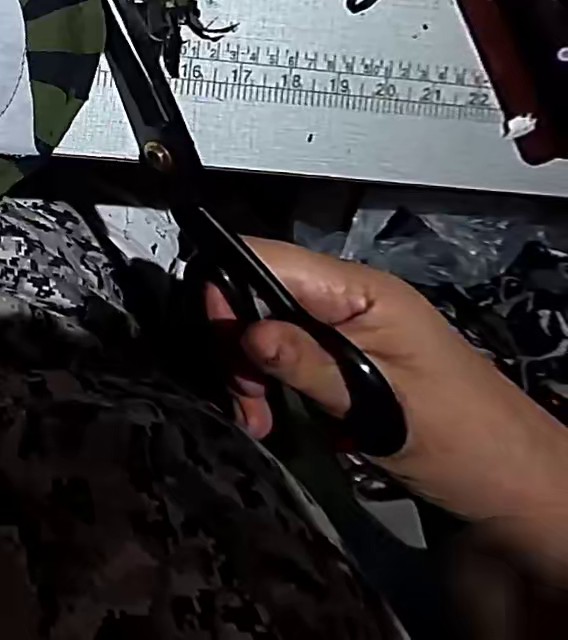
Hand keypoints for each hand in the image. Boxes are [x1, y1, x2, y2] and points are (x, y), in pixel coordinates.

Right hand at [212, 240, 567, 570]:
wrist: (529, 497)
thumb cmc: (472, 447)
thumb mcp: (383, 406)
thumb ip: (306, 363)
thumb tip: (245, 332)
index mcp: (359, 292)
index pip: (258, 257)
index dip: (224, 287)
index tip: (225, 340)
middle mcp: (341, 297)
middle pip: (245, 294)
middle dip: (233, 344)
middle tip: (245, 392)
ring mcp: (334, 323)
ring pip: (249, 326)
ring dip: (242, 370)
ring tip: (255, 413)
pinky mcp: (327, 349)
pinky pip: (268, 349)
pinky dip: (257, 380)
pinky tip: (263, 412)